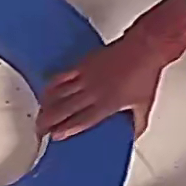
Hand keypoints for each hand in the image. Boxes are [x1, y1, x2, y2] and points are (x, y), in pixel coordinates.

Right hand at [36, 32, 170, 139]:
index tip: (55, 136)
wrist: (146, 48)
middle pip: (63, 110)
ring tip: (39, 114)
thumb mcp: (144, 103)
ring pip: (58, 95)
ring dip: (45, 106)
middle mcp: (93, 92)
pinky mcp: (82, 66)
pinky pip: (60, 77)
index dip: (66, 130)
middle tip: (39, 130)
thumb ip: (137, 124)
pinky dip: (50, 86)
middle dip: (47, 122)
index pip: (81, 121)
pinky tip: (45, 92)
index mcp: (107, 104)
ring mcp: (85, 79)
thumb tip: (133, 137)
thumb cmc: (145, 74)